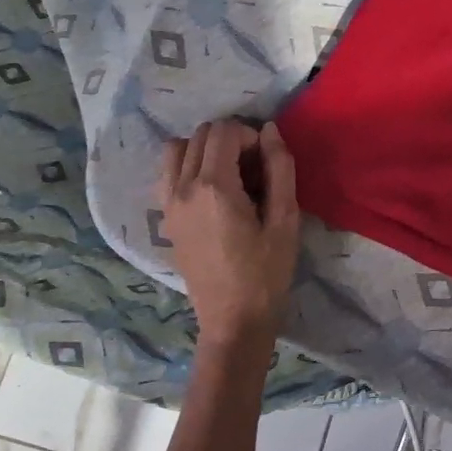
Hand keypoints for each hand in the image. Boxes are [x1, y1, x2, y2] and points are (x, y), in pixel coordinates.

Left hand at [154, 120, 300, 346]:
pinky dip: (187, 167)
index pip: (225, 131)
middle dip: (231, 139)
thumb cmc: (266, 272)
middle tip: (254, 169)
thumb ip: (280, 168)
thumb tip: (269, 130)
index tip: (267, 163)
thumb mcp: (285, 218)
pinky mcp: (166, 218)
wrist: (233, 320)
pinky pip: (168, 173)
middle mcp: (184, 188)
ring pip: (178, 148)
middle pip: (201, 134)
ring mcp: (169, 203)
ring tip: (230, 174)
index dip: (251, 136)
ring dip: (205, 149)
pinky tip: (211, 190)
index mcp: (215, 187)